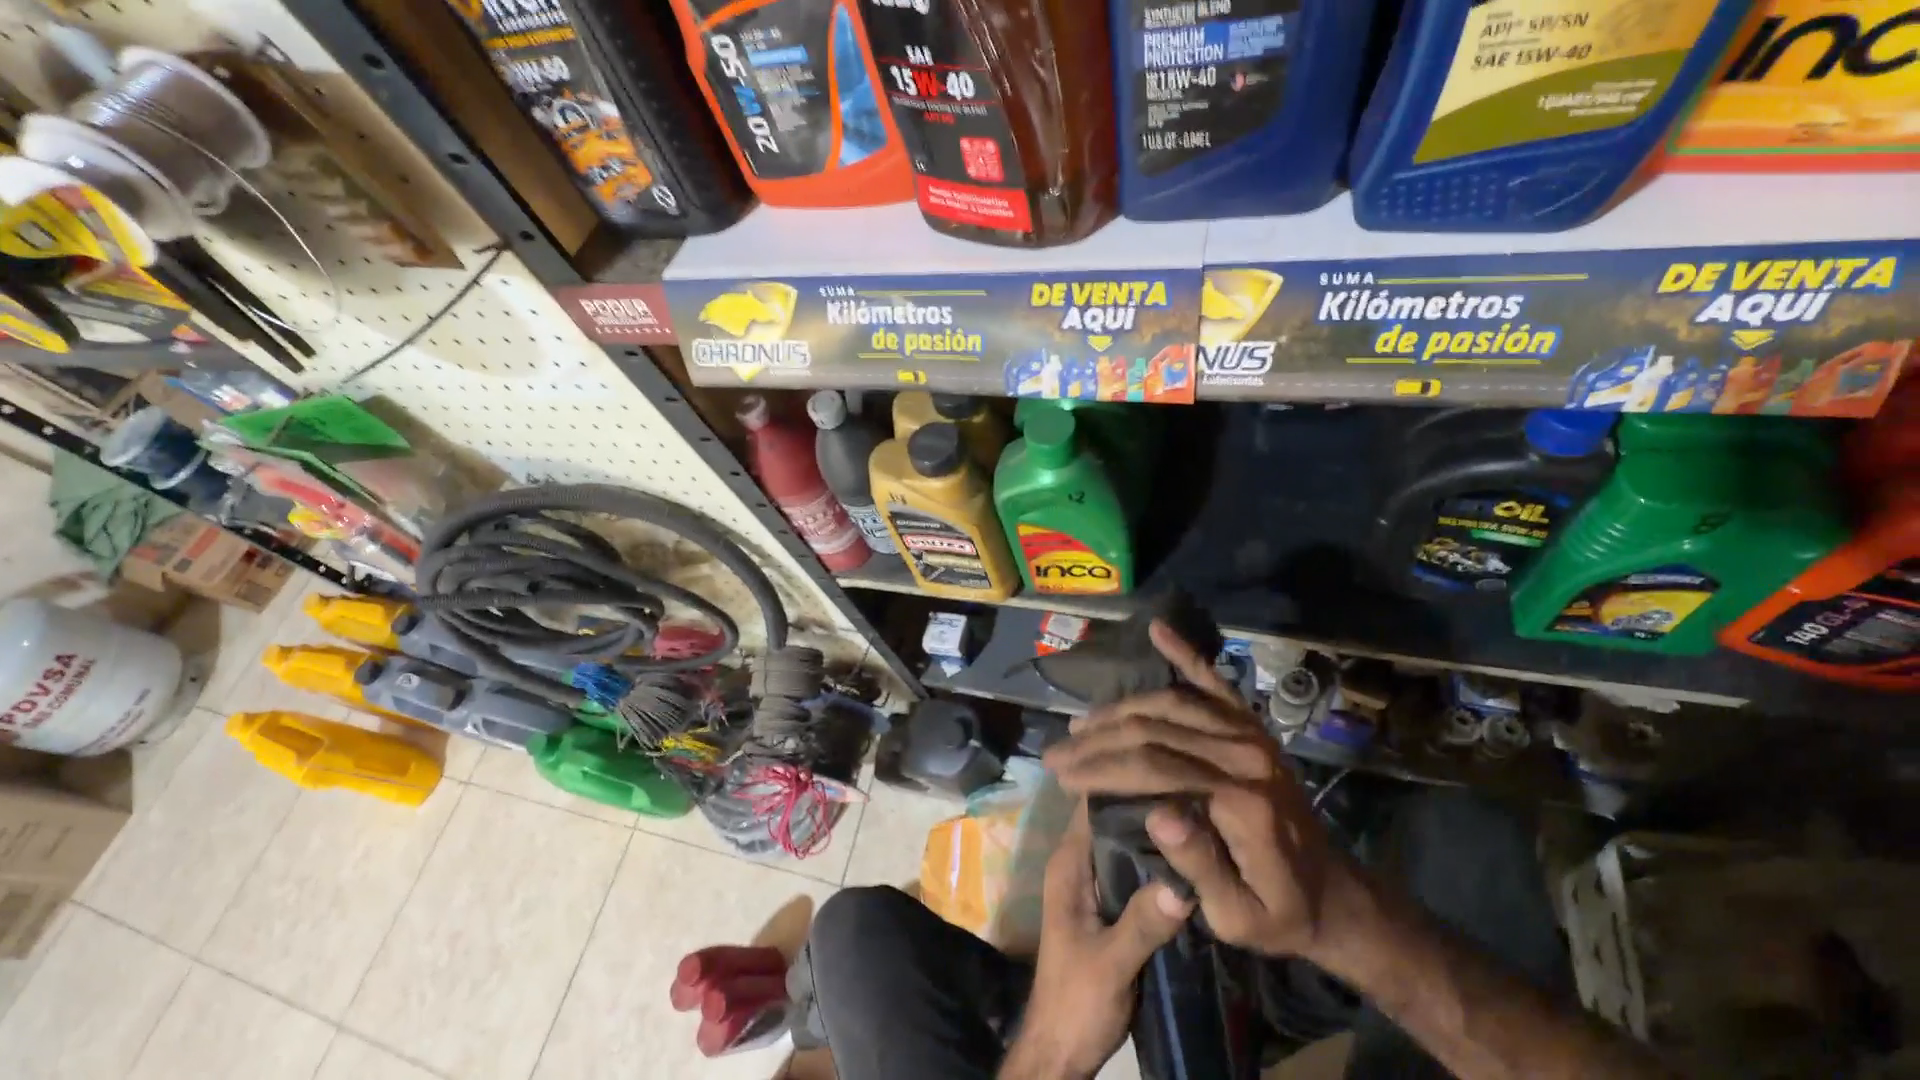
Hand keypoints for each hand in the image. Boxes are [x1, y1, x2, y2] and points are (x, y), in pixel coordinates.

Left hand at [999, 804, 1191, 1079]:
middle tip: (1205, 791)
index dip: (1131, 780)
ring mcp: (1098, 882)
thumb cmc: (1076, 1000)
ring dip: (1161, 831)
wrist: (1062, 1047)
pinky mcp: (1115, 903)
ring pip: (1131, 841)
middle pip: (1117, 816)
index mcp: (1070, 862)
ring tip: (1208, 815)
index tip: (1179, 768)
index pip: (1096, 801)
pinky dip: (1163, 860)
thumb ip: (1143, 922)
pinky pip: (1139, 868)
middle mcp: (1081, 862)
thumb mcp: (1111, 963)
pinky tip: (1197, 856)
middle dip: (1154, 803)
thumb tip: (1185, 880)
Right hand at [1043, 620, 1352, 961]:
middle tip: (1055, 753)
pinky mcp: (1254, 728)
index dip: (1101, 768)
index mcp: (1241, 799)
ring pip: (1173, 702)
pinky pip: (1215, 683)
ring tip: (1080, 724)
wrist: (1332, 894)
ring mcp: (1253, 735)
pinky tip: (1157, 631)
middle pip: (1156, 729)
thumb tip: (1156, 813)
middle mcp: (1247, 754)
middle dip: (1098, 739)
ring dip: (1121, 710)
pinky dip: (1185, 654)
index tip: (1061, 776)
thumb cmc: (1278, 912)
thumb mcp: (1237, 915)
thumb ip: (1199, 863)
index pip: (1154, 767)